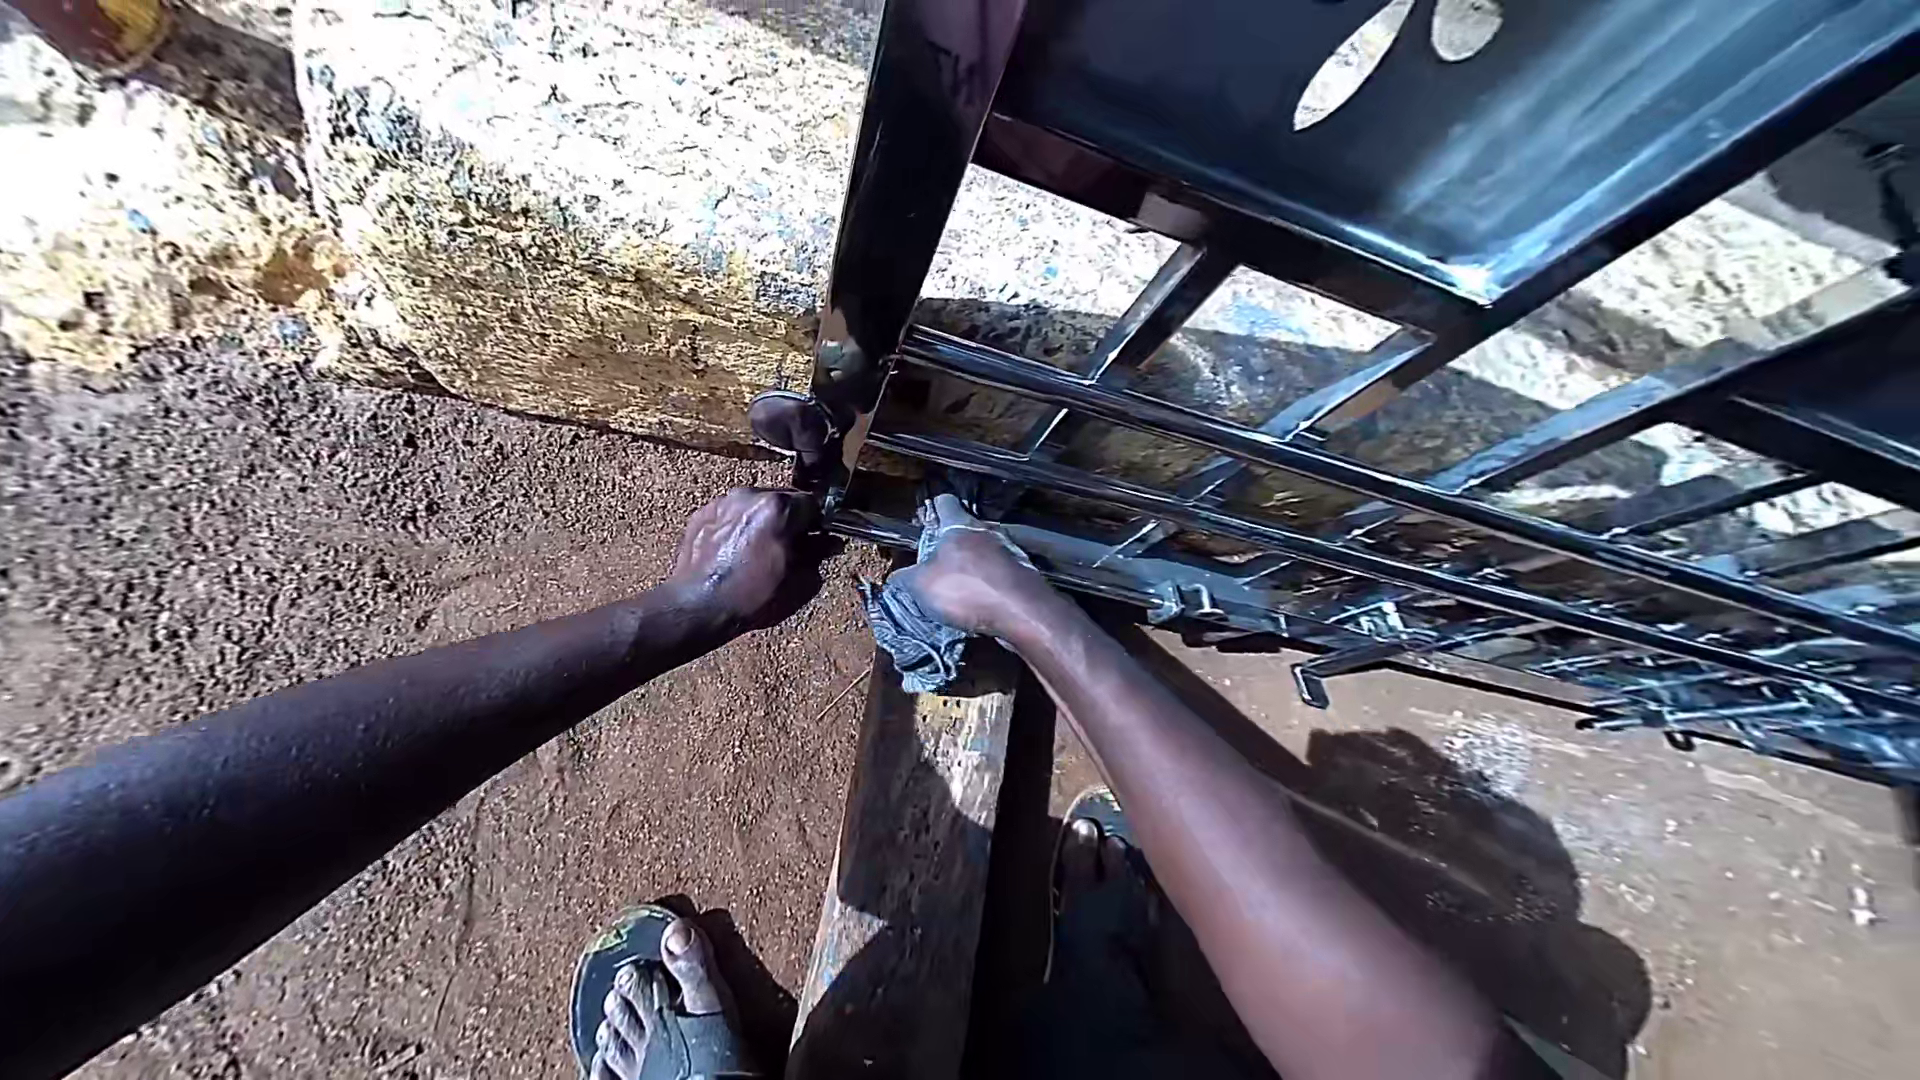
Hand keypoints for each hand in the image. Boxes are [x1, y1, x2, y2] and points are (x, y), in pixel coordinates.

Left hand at [668, 488, 823, 632]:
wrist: (698, 607)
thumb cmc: (750, 597)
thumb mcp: (799, 581)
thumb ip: (819, 555)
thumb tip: (829, 543)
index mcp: (779, 508)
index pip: (812, 503)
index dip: (818, 523)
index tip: (817, 538)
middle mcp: (751, 496)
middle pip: (783, 499)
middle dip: (790, 519)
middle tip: (791, 546)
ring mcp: (724, 502)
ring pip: (757, 504)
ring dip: (764, 521)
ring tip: (760, 550)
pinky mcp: (704, 513)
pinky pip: (732, 513)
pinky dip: (740, 526)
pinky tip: (738, 551)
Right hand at [893, 494, 1055, 639]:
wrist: (1020, 612)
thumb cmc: (966, 588)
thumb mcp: (921, 585)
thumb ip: (905, 578)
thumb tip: (896, 577)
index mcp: (960, 524)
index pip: (945, 502)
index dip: (933, 506)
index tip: (925, 515)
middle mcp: (987, 530)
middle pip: (965, 528)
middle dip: (951, 541)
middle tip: (935, 559)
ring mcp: (1009, 551)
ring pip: (984, 550)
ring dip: (972, 562)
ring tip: (957, 582)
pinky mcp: (1022, 573)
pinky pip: (998, 571)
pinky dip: (988, 580)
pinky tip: (980, 597)